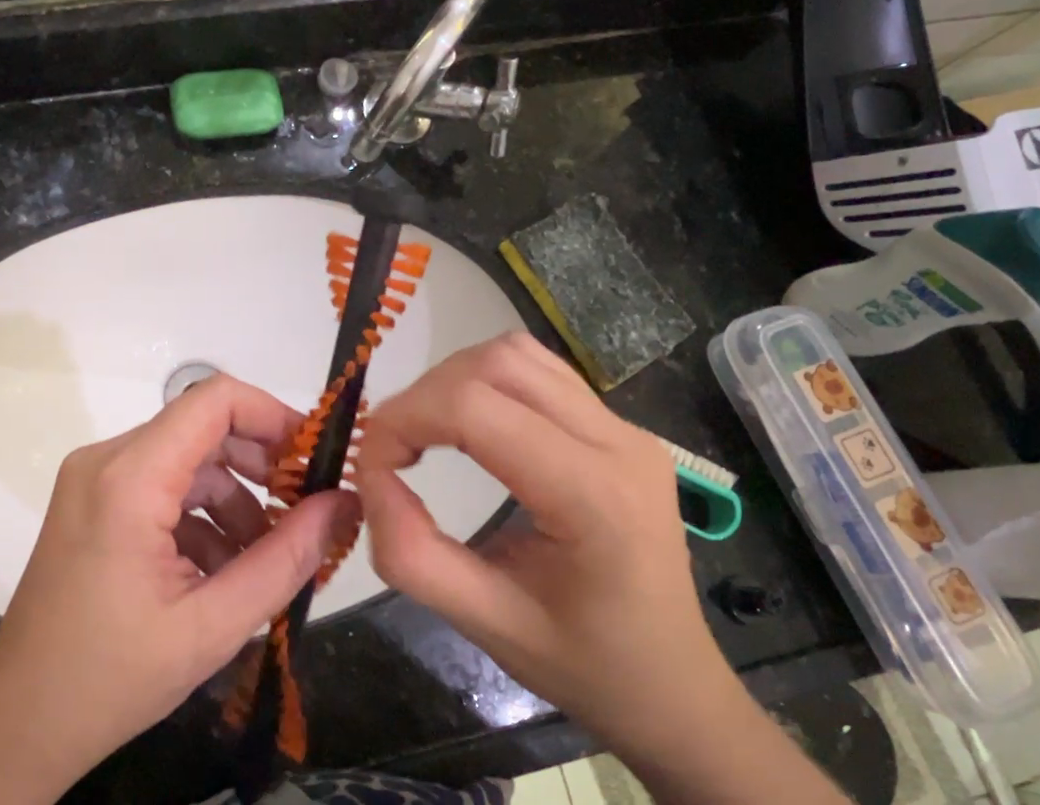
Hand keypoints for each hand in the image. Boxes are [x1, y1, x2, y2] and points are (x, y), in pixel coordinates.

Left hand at [0, 375, 356, 804]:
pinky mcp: (91, 504)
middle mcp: (105, 461)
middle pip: (202, 430)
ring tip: (266, 561)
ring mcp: (93, 481)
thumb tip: (345, 503)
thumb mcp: (213, 624)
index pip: (214, 400)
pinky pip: (160, 488)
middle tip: (308, 515)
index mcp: (129, 478)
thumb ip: (286, 558)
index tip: (319, 461)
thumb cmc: (114, 675)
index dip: (275, 416)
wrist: (23, 719)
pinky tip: (221, 573)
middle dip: (262, 467)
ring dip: (234, 502)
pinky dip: (200, 518)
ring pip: (185, 462)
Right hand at [356, 332, 732, 754]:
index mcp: (593, 496)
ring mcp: (624, 428)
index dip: (403, 421)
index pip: (475, 407)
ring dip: (452, 381)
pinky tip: (468, 427)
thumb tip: (367, 477)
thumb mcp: (484, 624)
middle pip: (495, 364)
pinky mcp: (618, 426)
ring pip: (515, 354)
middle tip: (393, 452)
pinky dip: (484, 382)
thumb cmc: (581, 664)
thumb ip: (410, 553)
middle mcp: (617, 441)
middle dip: (423, 397)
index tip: (372, 466)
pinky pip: (538, 371)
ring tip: (426, 435)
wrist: (671, 685)